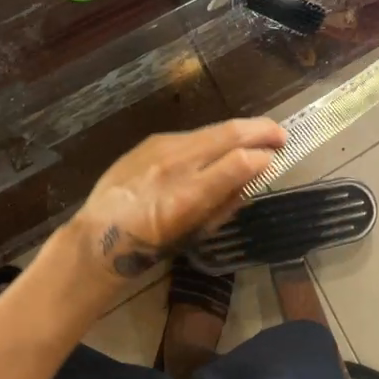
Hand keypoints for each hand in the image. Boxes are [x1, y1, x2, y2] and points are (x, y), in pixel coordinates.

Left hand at [70, 118, 286, 280]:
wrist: (97, 237)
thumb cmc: (148, 248)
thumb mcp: (193, 234)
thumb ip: (226, 203)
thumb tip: (255, 176)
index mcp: (187, 196)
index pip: (237, 162)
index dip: (262, 156)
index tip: (277, 156)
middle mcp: (175, 164)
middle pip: (227, 134)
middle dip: (259, 130)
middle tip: (281, 134)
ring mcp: (161, 148)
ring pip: (211, 130)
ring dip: (238, 130)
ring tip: (258, 134)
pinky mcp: (152, 141)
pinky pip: (192, 135)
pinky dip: (212, 138)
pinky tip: (220, 145)